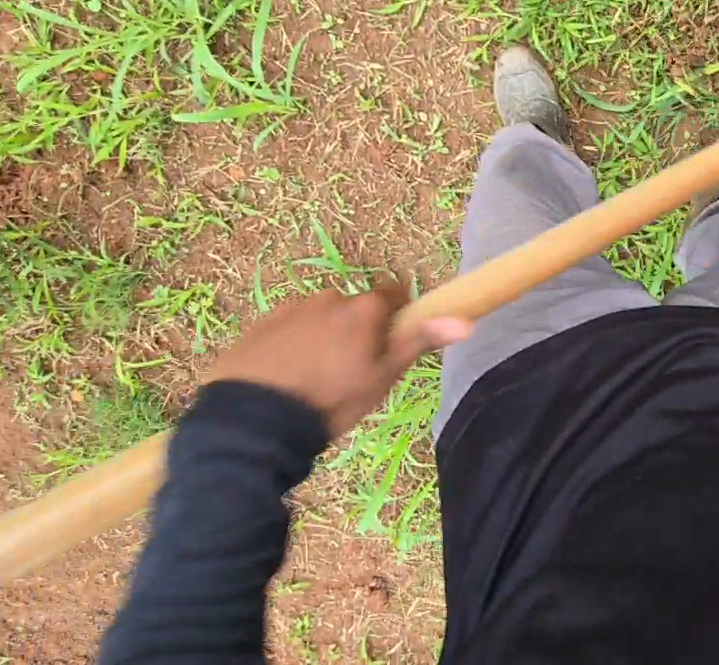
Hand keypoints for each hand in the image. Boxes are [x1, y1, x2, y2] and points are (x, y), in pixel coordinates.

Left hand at [210, 287, 471, 438]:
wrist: (251, 424)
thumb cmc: (330, 400)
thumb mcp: (382, 377)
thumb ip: (420, 341)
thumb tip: (467, 320)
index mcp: (364, 308)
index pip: (393, 294)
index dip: (395, 316)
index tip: (388, 344)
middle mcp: (329, 297)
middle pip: (354, 307)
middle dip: (356, 328)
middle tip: (350, 368)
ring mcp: (290, 309)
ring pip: (318, 316)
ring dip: (322, 334)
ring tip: (313, 376)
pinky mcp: (258, 325)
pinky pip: (286, 327)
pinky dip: (290, 343)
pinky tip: (284, 375)